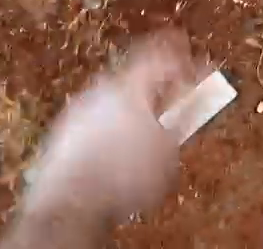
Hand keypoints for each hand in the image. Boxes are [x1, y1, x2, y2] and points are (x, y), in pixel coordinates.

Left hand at [13, 31, 201, 236]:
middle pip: (133, 73)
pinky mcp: (59, 136)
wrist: (68, 208)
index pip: (162, 54)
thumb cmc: (128, 173)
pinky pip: (92, 119)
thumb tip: (203, 96)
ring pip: (110, 97)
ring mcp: (77, 111)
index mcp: (132, 84)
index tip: (197, 64)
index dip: (182, 57)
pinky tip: (115, 146)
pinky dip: (108, 124)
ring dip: (129, 105)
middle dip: (153, 81)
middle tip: (169, 93)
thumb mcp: (169, 146)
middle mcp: (102, 89)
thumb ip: (187, 115)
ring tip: (143, 125)